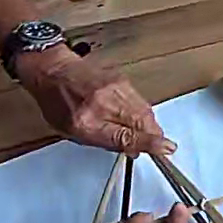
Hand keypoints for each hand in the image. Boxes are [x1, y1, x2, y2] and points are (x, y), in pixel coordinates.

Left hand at [14, 45, 175, 154]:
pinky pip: (141, 101)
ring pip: (145, 113)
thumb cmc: (60, 103)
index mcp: (86, 123)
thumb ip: (108, 141)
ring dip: (146, 123)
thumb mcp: (74, 133)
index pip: (126, 136)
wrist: (55, 72)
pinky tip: (128, 111)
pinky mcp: (125, 80)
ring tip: (132, 125)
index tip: (167, 148)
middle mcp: (103, 104)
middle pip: (143, 124)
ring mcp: (116, 89)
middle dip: (150, 135)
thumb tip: (136, 149)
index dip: (149, 143)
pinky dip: (140, 110)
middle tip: (151, 143)